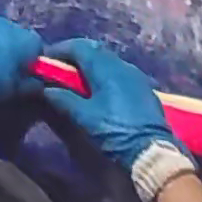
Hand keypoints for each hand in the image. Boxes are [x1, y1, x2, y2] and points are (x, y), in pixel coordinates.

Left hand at [0, 9, 42, 107]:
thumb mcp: (13, 91)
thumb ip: (30, 83)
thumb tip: (36, 80)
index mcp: (24, 41)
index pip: (37, 47)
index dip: (31, 61)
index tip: (23, 73)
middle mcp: (8, 23)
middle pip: (17, 36)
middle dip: (12, 49)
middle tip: (3, 67)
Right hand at [40, 38, 181, 169]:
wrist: (156, 155)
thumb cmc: (116, 131)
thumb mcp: (84, 117)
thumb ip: (63, 99)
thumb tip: (46, 89)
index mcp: (103, 66)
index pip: (76, 46)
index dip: (58, 50)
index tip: (46, 60)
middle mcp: (120, 64)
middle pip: (92, 49)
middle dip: (74, 55)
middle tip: (60, 68)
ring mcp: (135, 75)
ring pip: (107, 59)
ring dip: (90, 64)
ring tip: (77, 79)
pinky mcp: (144, 88)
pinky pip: (119, 71)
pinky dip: (104, 73)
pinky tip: (100, 90)